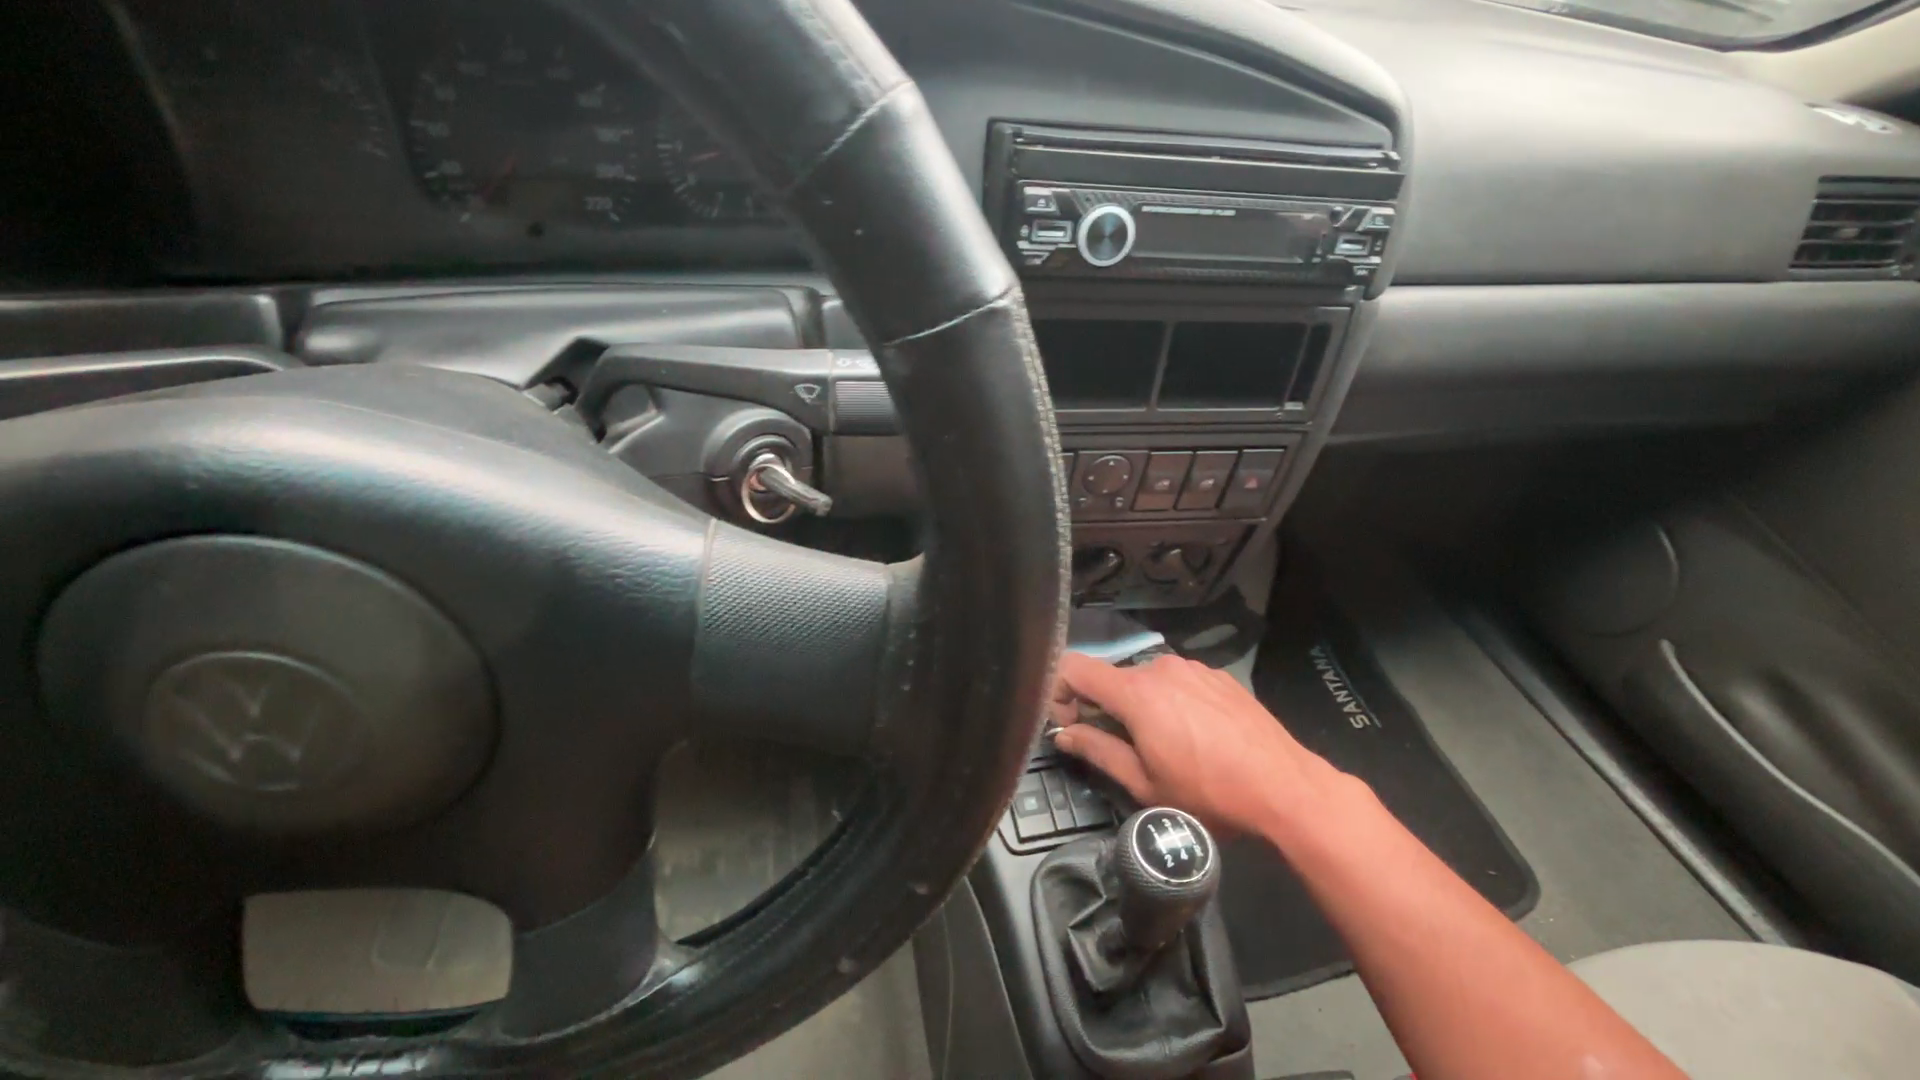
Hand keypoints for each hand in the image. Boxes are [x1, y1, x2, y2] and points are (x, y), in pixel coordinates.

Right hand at [1049, 651, 1356, 836]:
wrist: (1285, 788)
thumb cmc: (1209, 793)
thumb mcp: (1144, 784)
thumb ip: (1098, 751)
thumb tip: (1065, 734)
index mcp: (1137, 692)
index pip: (1074, 667)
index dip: (1059, 692)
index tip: (1072, 726)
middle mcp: (1161, 668)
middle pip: (1112, 677)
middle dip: (1103, 708)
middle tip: (1120, 749)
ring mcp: (1194, 668)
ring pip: (1146, 681)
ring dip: (1139, 707)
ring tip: (1163, 747)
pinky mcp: (1218, 677)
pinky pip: (1178, 682)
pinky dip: (1171, 703)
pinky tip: (1194, 737)